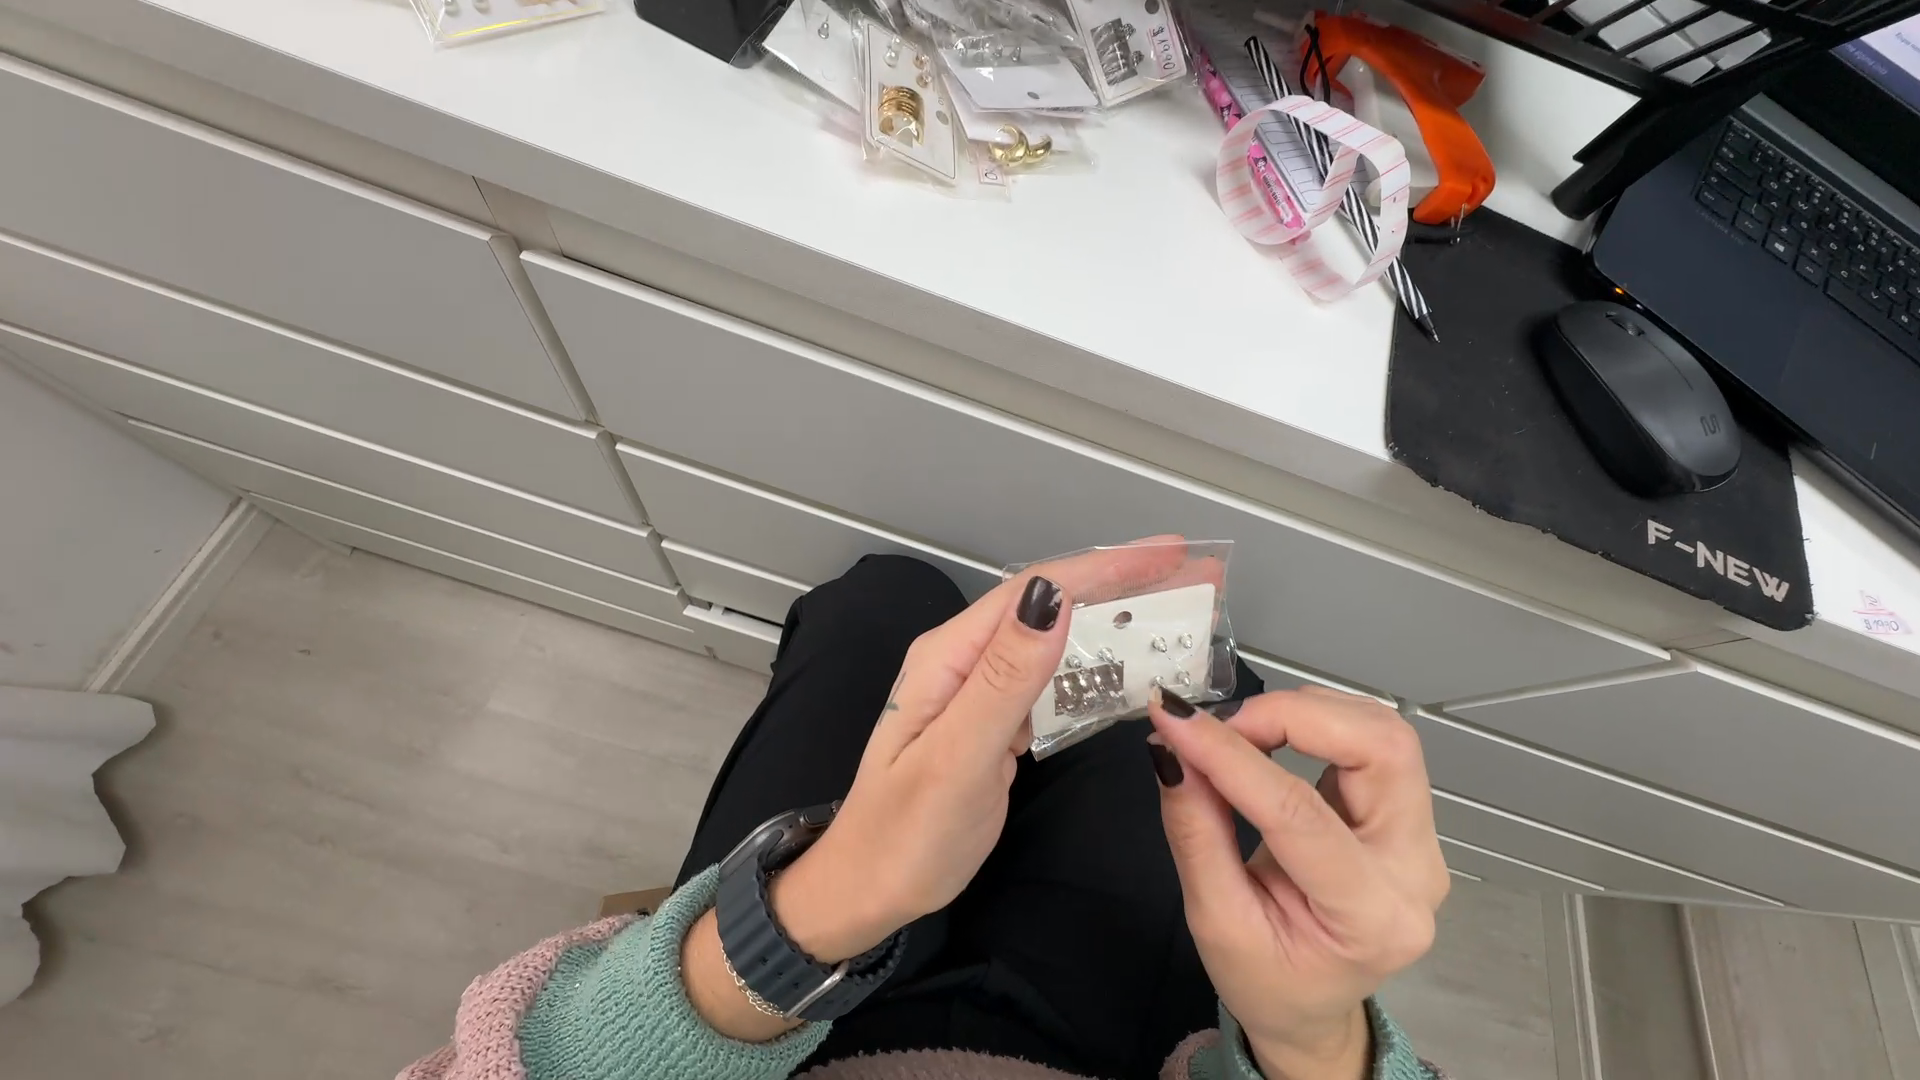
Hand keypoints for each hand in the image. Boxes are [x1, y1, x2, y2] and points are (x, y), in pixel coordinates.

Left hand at [685, 538, 1200, 1040]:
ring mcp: (982, 689)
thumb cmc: (907, 833)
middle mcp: (966, 660)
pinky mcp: (997, 721)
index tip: (1171, 553)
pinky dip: (1098, 669)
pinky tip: (1133, 667)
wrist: (869, 888)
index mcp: (951, 655)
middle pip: (1052, 605)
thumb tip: (1052, 597)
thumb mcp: (957, 757)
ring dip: (1117, 622)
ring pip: (1058, 640)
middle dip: (1123, 584)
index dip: (1105, 568)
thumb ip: (1004, 679)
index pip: (1035, 590)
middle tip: (1196, 574)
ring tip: (1179, 610)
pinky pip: (1054, 682)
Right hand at [1146, 686, 1448, 1079]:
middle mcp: (1414, 870)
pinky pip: (1371, 739)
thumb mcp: (1213, 919)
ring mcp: (1419, 838)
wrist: (1313, 1010)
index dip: (1230, 756)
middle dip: (1294, 714)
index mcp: (1369, 918)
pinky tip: (1271, 738)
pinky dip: (1315, 720)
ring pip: (1382, 732)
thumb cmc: (1263, 978)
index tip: (1171, 717)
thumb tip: (1169, 748)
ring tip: (1242, 732)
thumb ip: (1195, 829)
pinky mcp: (1405, 814)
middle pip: (1382, 748)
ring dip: (1306, 712)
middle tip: (1226, 724)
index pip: (1299, 813)